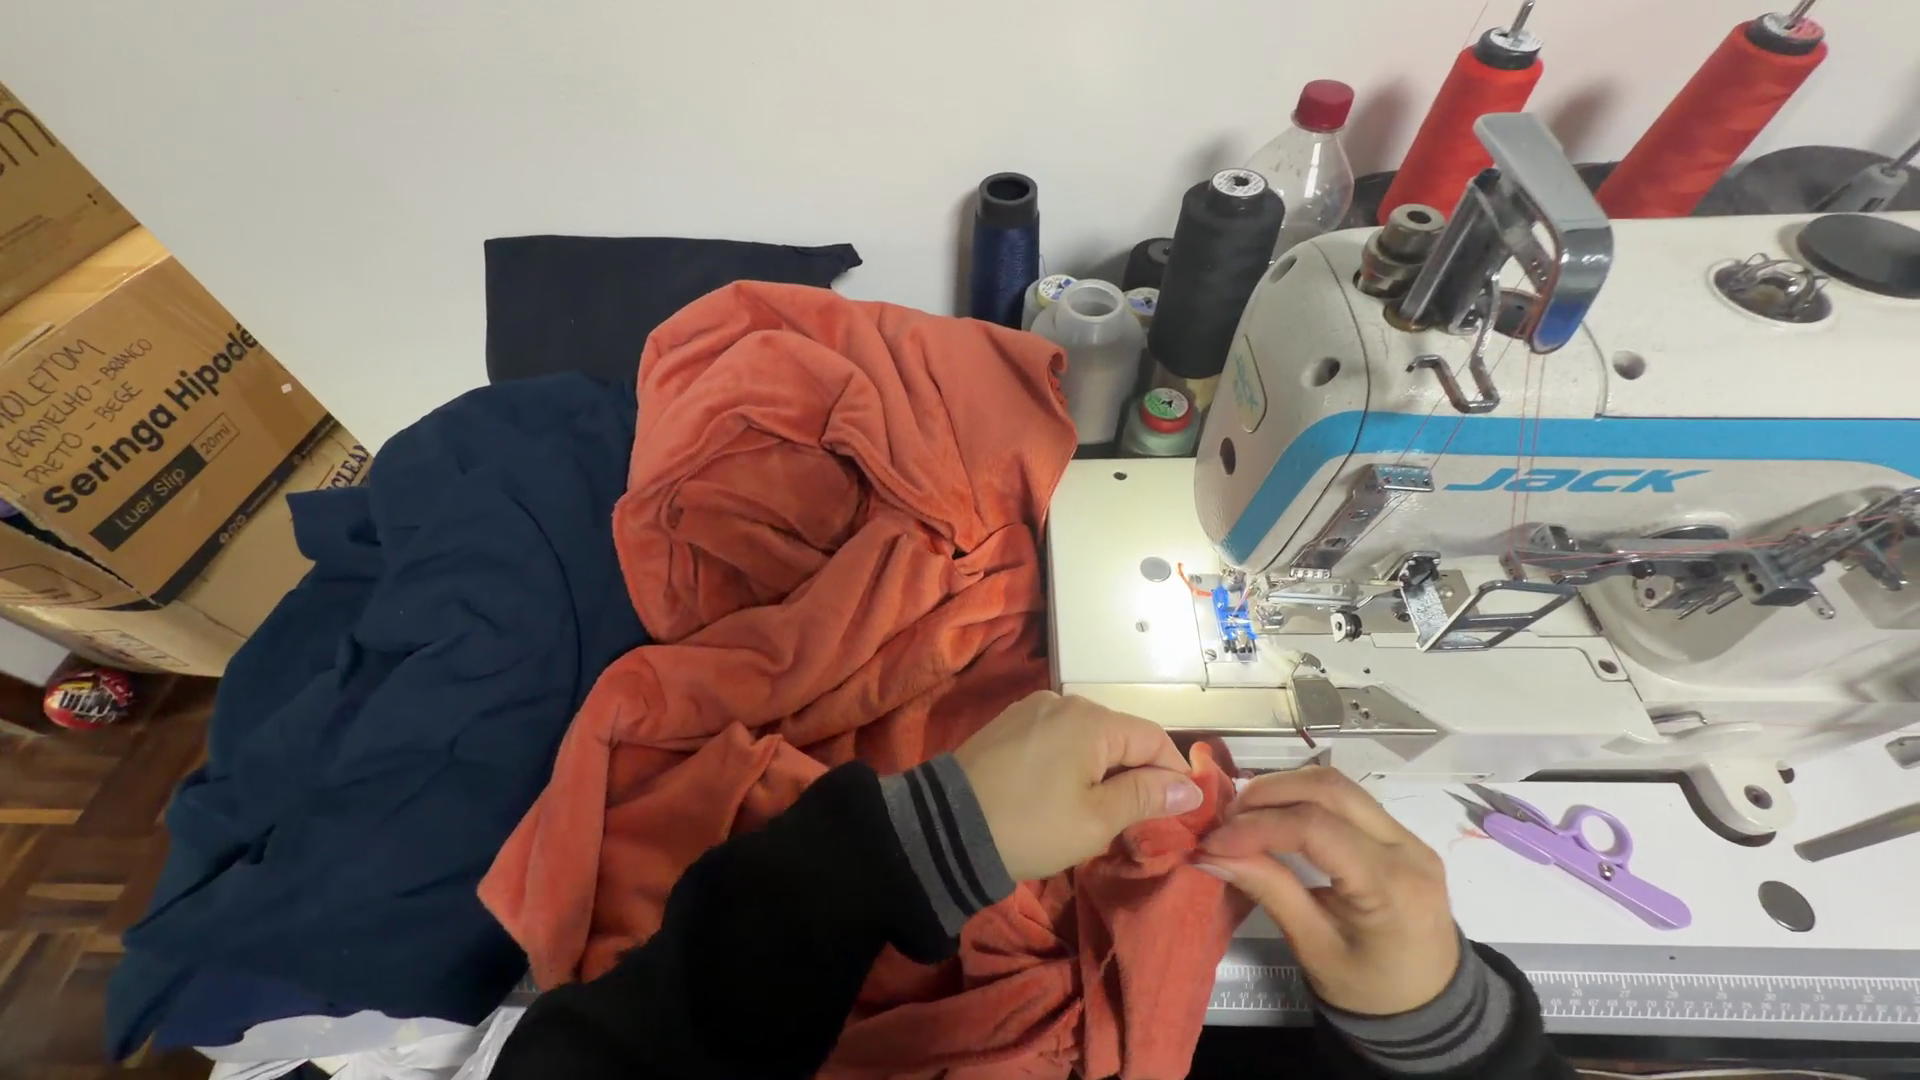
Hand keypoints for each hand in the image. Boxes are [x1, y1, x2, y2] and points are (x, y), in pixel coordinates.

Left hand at [952, 691, 1202, 881]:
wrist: (947, 828)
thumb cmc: (1030, 825)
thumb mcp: (1096, 820)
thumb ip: (1145, 796)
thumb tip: (1188, 787)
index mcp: (1091, 719)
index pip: (1153, 737)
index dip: (1173, 774)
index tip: (1179, 812)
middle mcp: (1064, 701)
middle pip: (1120, 734)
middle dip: (1137, 773)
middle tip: (1140, 820)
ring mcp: (1032, 709)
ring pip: (1088, 736)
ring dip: (1104, 768)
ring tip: (1103, 811)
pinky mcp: (1010, 723)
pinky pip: (1058, 737)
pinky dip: (1073, 761)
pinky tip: (1066, 793)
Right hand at [1194, 766, 1457, 1015]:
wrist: (1430, 1010)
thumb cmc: (1369, 990)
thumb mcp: (1314, 948)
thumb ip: (1268, 890)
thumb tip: (1211, 854)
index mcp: (1391, 885)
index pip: (1315, 827)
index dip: (1256, 826)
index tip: (1214, 841)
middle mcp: (1407, 847)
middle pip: (1327, 788)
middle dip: (1267, 793)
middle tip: (1226, 818)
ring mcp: (1407, 836)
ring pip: (1335, 783)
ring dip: (1283, 789)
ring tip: (1244, 814)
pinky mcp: (1398, 833)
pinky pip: (1344, 797)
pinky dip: (1301, 796)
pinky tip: (1274, 814)